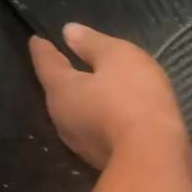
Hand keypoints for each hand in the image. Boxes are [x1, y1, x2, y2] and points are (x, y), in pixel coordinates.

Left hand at [30, 23, 186, 169]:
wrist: (154, 155)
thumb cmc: (132, 98)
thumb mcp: (116, 57)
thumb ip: (92, 43)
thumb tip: (69, 32)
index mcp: (61, 90)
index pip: (46, 63)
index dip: (43, 49)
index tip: (37, 40)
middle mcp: (63, 119)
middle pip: (58, 92)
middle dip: (62, 77)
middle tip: (66, 62)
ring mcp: (81, 144)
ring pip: (76, 114)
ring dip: (83, 100)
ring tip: (91, 88)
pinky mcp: (101, 159)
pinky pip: (96, 130)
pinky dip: (99, 118)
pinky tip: (110, 114)